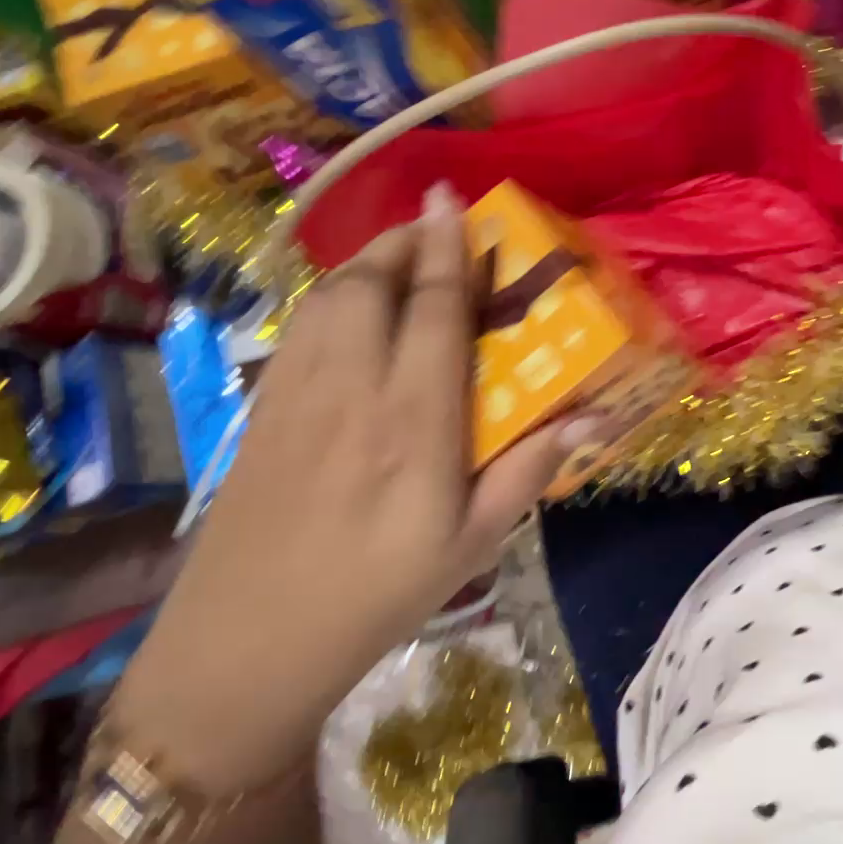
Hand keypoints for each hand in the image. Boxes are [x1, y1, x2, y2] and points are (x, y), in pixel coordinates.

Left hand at [110, 186, 580, 791]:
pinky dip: (331, 299)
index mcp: (414, 424)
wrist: (248, 645)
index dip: (445, 248)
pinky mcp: (261, 412)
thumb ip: (528, 470)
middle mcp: (352, 393)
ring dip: (365, 265)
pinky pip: (299, 329)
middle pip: (369, 286)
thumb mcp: (472, 543)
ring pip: (327, 300)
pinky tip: (353, 315)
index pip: (432, 312)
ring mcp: (296, 398)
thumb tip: (594, 417)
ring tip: (399, 262)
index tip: (451, 198)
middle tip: (436, 232)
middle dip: (402, 243)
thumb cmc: (380, 595)